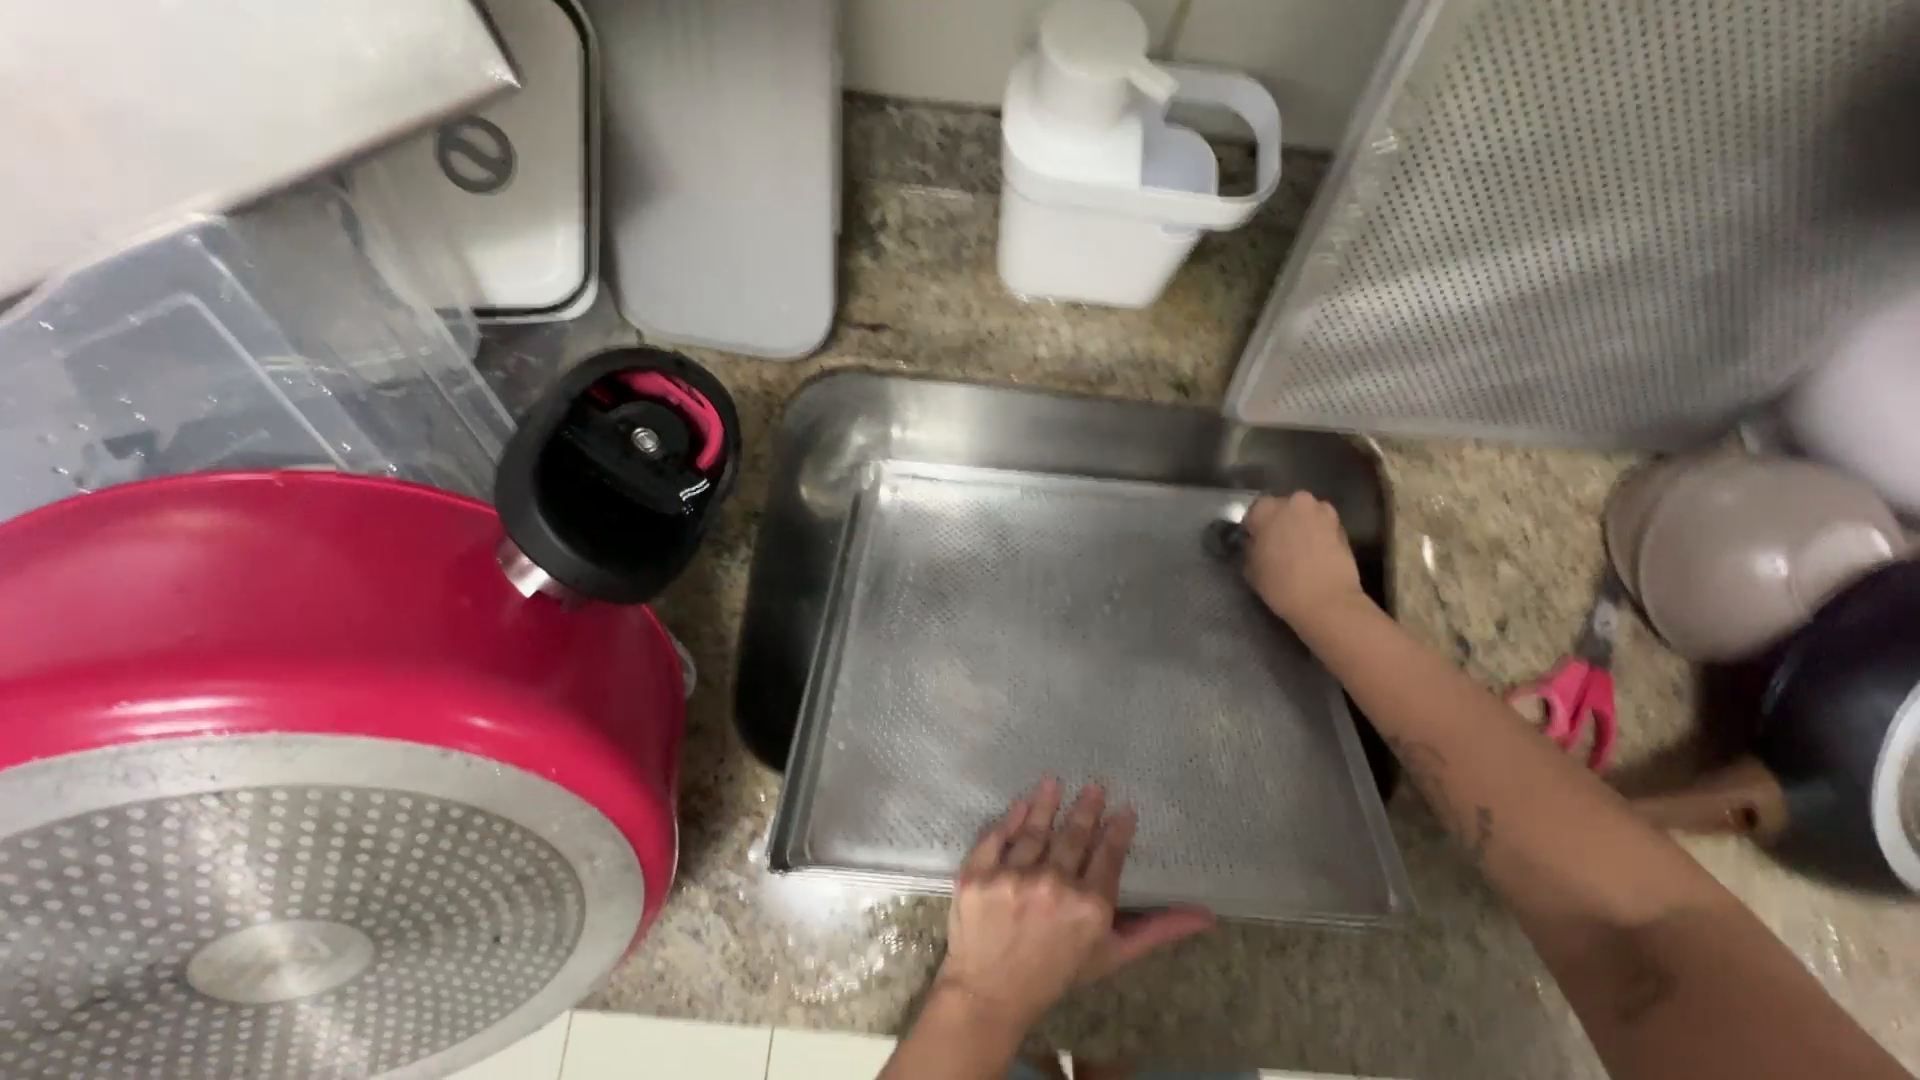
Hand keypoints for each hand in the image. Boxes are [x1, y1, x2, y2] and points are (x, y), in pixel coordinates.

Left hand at [931, 779, 1214, 1033]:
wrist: (990, 993)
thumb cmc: (1056, 973)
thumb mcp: (1112, 955)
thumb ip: (1158, 930)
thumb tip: (1207, 915)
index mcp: (1089, 906)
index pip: (1108, 855)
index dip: (1117, 830)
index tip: (1124, 809)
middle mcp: (1053, 886)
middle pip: (1073, 836)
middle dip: (1086, 808)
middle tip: (1094, 786)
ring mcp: (1012, 878)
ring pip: (1035, 830)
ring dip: (1046, 803)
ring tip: (1054, 782)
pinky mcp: (978, 874)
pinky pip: (997, 836)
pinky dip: (1010, 818)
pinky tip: (1021, 802)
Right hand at [1242, 492, 1369, 627]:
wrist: (1327, 601)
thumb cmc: (1281, 585)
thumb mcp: (1250, 569)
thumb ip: (1250, 548)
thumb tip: (1256, 543)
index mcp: (1266, 508)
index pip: (1255, 510)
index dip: (1255, 527)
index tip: (1256, 543)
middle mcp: (1295, 502)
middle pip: (1283, 508)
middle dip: (1280, 522)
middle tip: (1278, 546)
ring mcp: (1322, 511)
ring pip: (1305, 515)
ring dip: (1301, 526)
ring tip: (1299, 550)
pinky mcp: (1342, 525)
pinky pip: (1323, 525)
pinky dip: (1318, 535)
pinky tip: (1315, 555)